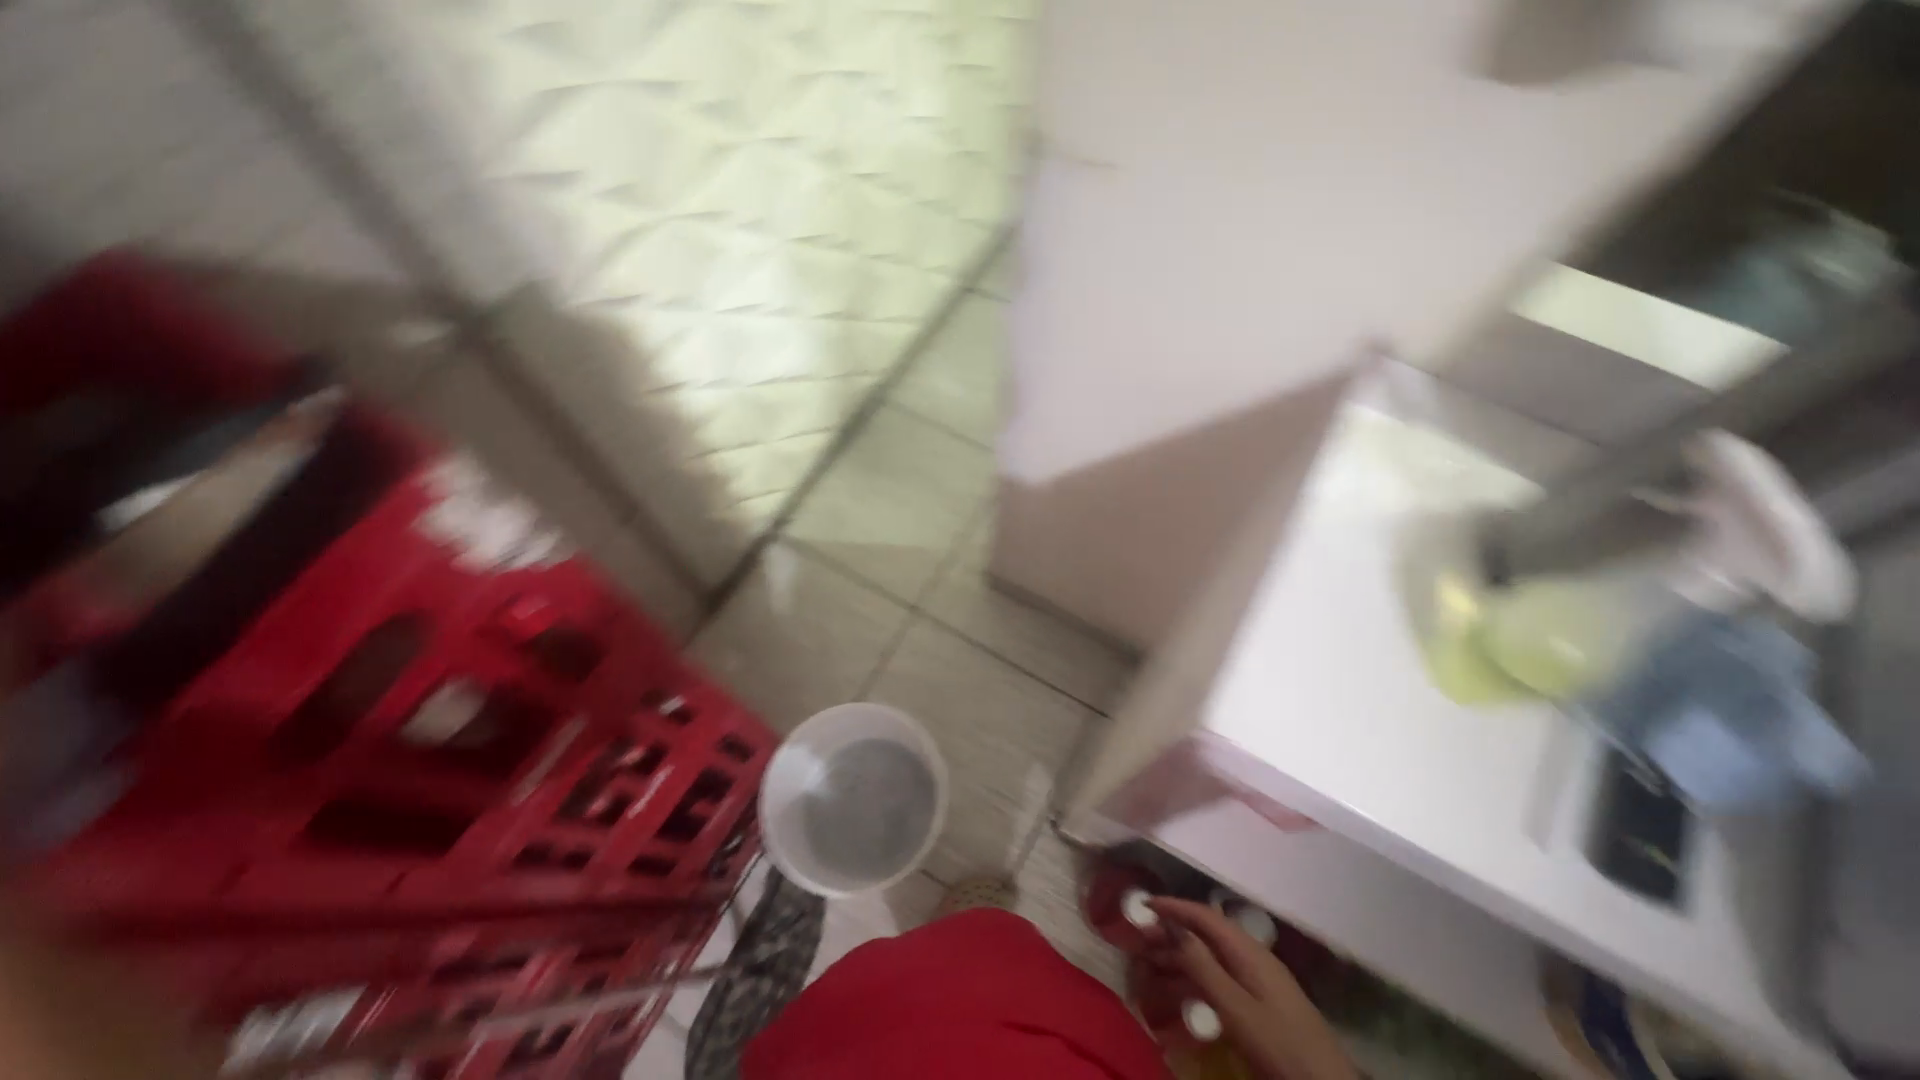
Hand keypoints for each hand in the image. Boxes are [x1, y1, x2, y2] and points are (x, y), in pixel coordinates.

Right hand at [1145, 898, 1359, 1079]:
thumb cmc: (1281, 1047)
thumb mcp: (1236, 1009)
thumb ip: (1204, 967)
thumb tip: (1173, 927)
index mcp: (1250, 953)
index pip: (1206, 917)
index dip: (1174, 907)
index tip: (1143, 905)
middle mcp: (1254, 959)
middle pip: (1208, 936)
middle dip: (1173, 933)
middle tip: (1139, 941)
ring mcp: (1260, 982)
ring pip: (1213, 958)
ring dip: (1182, 957)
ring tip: (1150, 965)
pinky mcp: (1261, 1004)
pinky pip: (1221, 979)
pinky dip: (1196, 979)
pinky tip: (1180, 992)